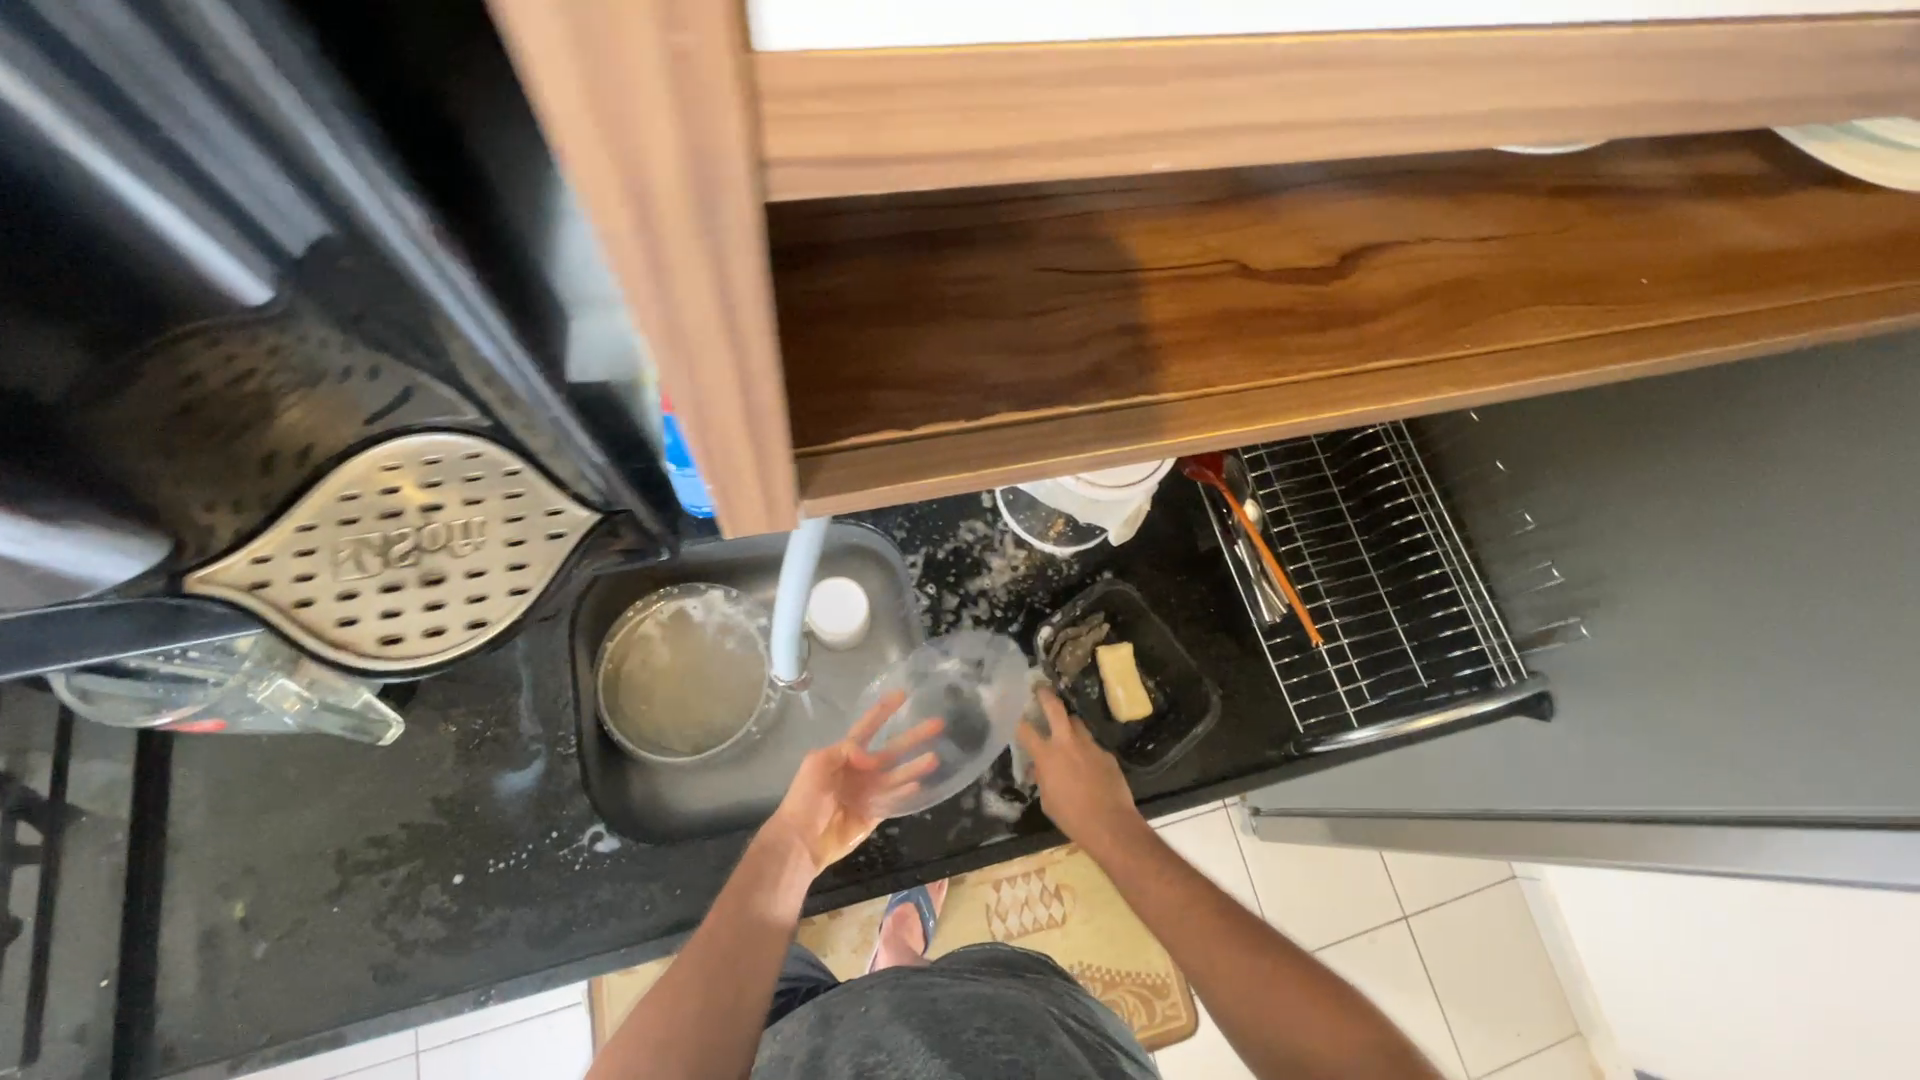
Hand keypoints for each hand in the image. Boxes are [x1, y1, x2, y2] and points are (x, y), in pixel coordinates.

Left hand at [761, 690, 942, 874]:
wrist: (802, 839)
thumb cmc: (805, 798)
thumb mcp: (817, 763)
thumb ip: (845, 751)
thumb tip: (871, 757)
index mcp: (845, 755)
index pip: (868, 727)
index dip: (884, 711)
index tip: (903, 694)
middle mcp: (861, 771)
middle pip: (892, 749)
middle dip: (914, 736)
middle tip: (938, 724)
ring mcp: (869, 792)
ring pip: (898, 775)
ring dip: (915, 766)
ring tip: (936, 757)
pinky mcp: (874, 813)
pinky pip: (894, 801)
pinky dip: (907, 793)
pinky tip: (921, 784)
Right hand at [1016, 687, 1147, 857]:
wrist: (1110, 823)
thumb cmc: (1071, 816)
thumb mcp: (1047, 800)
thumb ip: (1042, 779)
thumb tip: (1039, 770)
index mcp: (1047, 755)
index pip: (1026, 729)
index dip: (1018, 720)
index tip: (1015, 713)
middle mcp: (1068, 743)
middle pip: (1055, 708)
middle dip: (1046, 695)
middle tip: (1040, 688)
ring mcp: (1090, 746)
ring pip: (1077, 723)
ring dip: (1069, 724)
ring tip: (1066, 731)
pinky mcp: (1106, 754)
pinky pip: (1092, 745)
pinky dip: (1086, 749)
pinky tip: (1088, 765)